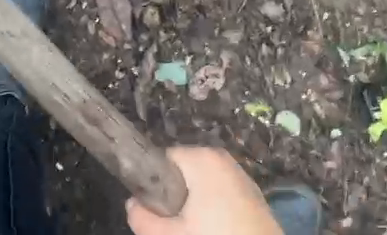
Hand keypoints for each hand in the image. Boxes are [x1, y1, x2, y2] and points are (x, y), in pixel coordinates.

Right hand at [125, 148, 281, 234]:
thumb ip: (144, 219)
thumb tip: (132, 204)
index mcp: (202, 158)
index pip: (164, 160)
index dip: (156, 187)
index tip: (159, 212)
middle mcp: (222, 158)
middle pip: (184, 174)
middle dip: (176, 200)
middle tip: (178, 228)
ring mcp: (242, 177)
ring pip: (203, 189)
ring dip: (196, 209)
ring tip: (197, 232)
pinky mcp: (254, 197)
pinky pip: (222, 198)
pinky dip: (216, 214)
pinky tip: (217, 234)